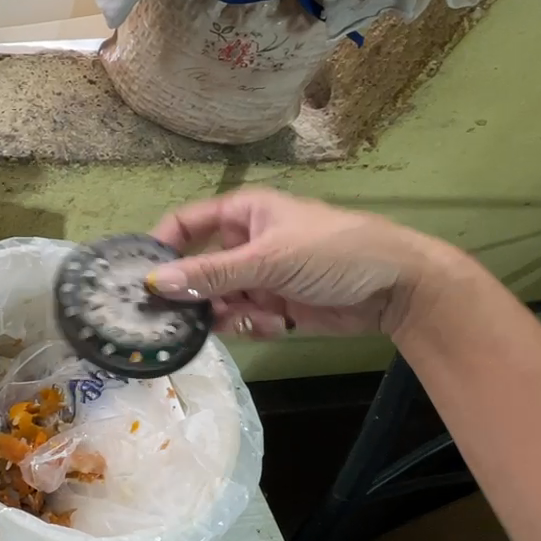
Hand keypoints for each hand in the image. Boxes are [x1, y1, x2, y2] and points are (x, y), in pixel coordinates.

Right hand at [147, 187, 457, 337]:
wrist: (399, 289)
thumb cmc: (333, 252)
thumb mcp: (267, 259)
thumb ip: (209, 274)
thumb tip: (153, 283)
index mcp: (242, 215)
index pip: (186, 224)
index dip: (162, 246)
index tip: (140, 275)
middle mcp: (244, 244)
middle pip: (196, 267)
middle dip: (192, 292)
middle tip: (178, 315)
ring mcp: (257, 277)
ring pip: (215, 298)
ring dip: (222, 312)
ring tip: (241, 319)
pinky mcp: (272, 307)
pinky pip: (239, 318)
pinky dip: (247, 325)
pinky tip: (269, 325)